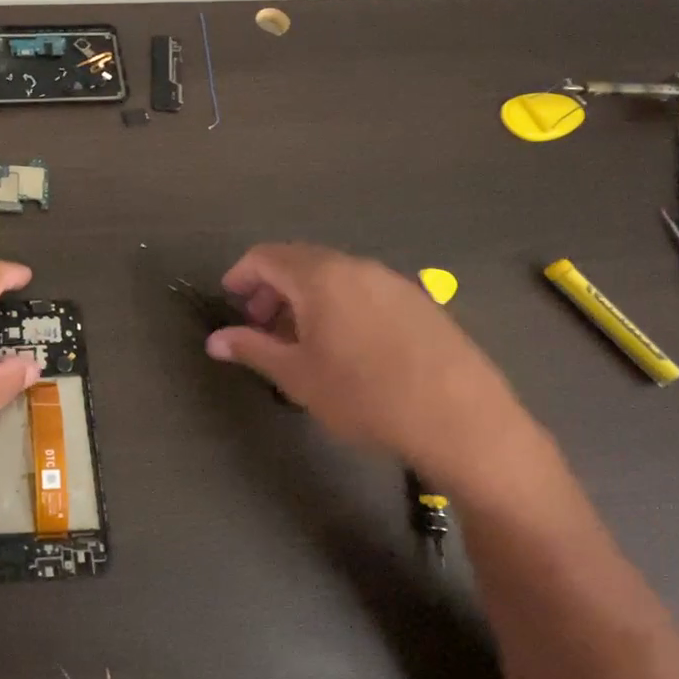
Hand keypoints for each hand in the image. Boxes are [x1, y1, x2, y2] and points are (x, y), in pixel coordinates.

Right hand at [205, 244, 535, 481]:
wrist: (463, 422)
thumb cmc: (364, 396)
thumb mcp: (297, 377)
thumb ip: (252, 349)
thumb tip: (215, 340)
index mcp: (320, 276)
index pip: (265, 257)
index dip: (241, 275)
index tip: (230, 301)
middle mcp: (356, 267)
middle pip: (300, 261)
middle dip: (273, 288)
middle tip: (260, 326)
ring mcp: (394, 282)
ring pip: (335, 276)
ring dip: (307, 298)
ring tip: (302, 341)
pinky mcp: (423, 303)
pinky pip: (366, 290)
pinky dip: (341, 305)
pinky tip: (347, 347)